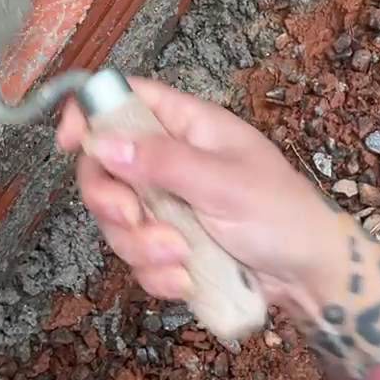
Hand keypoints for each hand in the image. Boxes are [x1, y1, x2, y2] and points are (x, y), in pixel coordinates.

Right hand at [56, 77, 339, 315]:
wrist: (309, 275)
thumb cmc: (281, 213)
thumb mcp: (224, 183)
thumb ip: (163, 162)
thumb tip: (103, 141)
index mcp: (187, 126)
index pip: (125, 98)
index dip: (90, 112)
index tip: (69, 144)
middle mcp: (168, 160)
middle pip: (104, 166)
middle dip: (113, 202)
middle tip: (135, 221)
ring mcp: (166, 203)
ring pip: (116, 219)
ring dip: (140, 246)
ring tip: (181, 258)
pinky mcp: (167, 242)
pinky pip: (136, 256)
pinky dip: (155, 274)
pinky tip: (186, 280)